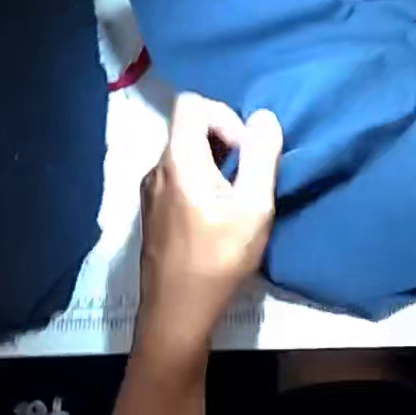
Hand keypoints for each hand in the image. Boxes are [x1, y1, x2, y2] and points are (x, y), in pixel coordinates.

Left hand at [137, 93, 281, 363]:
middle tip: (251, 178)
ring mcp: (150, 192)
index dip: (227, 116)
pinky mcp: (153, 213)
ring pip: (184, 155)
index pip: (193, 104)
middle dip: (227, 141)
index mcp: (179, 161)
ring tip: (240, 200)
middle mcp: (157, 168)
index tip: (248, 153)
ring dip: (217, 164)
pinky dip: (203, 182)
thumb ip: (261, 159)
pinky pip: (179, 179)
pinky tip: (220, 218)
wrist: (178, 310)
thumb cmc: (220, 258)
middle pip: (189, 128)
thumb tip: (265, 117)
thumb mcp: (254, 208)